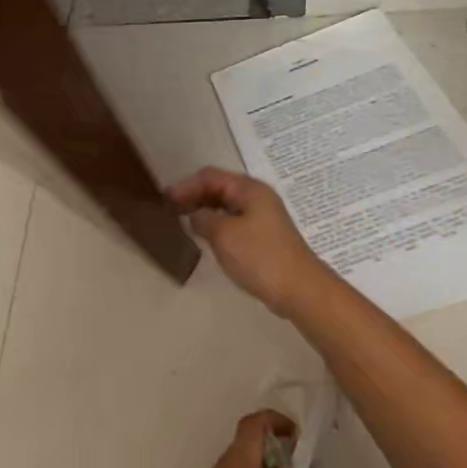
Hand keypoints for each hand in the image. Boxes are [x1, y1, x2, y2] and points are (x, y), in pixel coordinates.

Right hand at [168, 167, 319, 313]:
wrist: (301, 291)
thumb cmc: (260, 256)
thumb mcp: (222, 234)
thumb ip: (202, 219)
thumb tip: (196, 216)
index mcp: (249, 189)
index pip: (209, 176)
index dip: (185, 185)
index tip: (165, 200)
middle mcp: (257, 198)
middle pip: (218, 188)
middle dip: (193, 196)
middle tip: (171, 209)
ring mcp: (262, 217)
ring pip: (225, 206)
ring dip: (204, 210)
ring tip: (183, 221)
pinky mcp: (264, 237)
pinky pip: (233, 221)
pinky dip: (216, 224)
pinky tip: (205, 236)